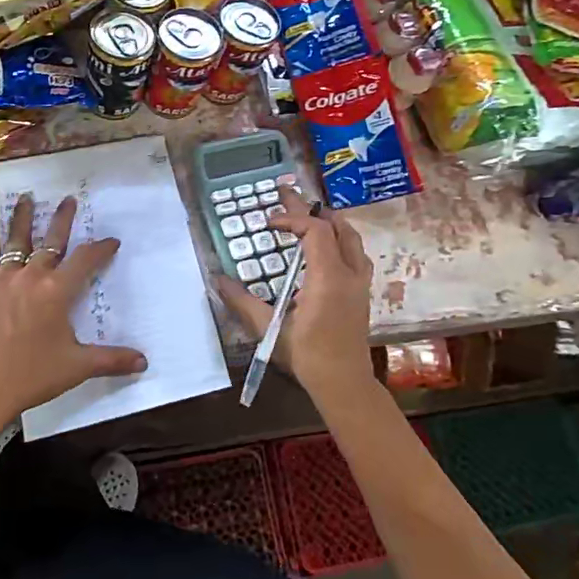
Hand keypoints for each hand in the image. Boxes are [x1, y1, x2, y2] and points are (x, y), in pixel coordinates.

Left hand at [0, 194, 146, 436]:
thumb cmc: (31, 376)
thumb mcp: (76, 367)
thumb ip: (110, 360)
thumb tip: (143, 361)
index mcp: (57, 292)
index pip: (85, 261)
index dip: (100, 249)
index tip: (111, 241)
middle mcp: (30, 277)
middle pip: (51, 241)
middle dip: (63, 220)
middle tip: (69, 200)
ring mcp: (2, 279)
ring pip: (16, 242)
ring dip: (24, 219)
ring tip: (26, 198)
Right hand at [215, 202, 374, 397]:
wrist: (343, 382)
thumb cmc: (306, 354)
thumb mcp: (269, 327)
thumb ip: (242, 301)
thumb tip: (217, 279)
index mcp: (328, 277)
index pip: (315, 231)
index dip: (292, 219)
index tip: (268, 223)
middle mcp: (349, 274)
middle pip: (337, 228)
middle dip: (311, 210)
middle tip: (288, 196)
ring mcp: (360, 284)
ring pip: (352, 239)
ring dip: (330, 223)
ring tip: (310, 215)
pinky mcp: (361, 294)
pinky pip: (355, 254)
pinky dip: (339, 240)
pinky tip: (325, 248)